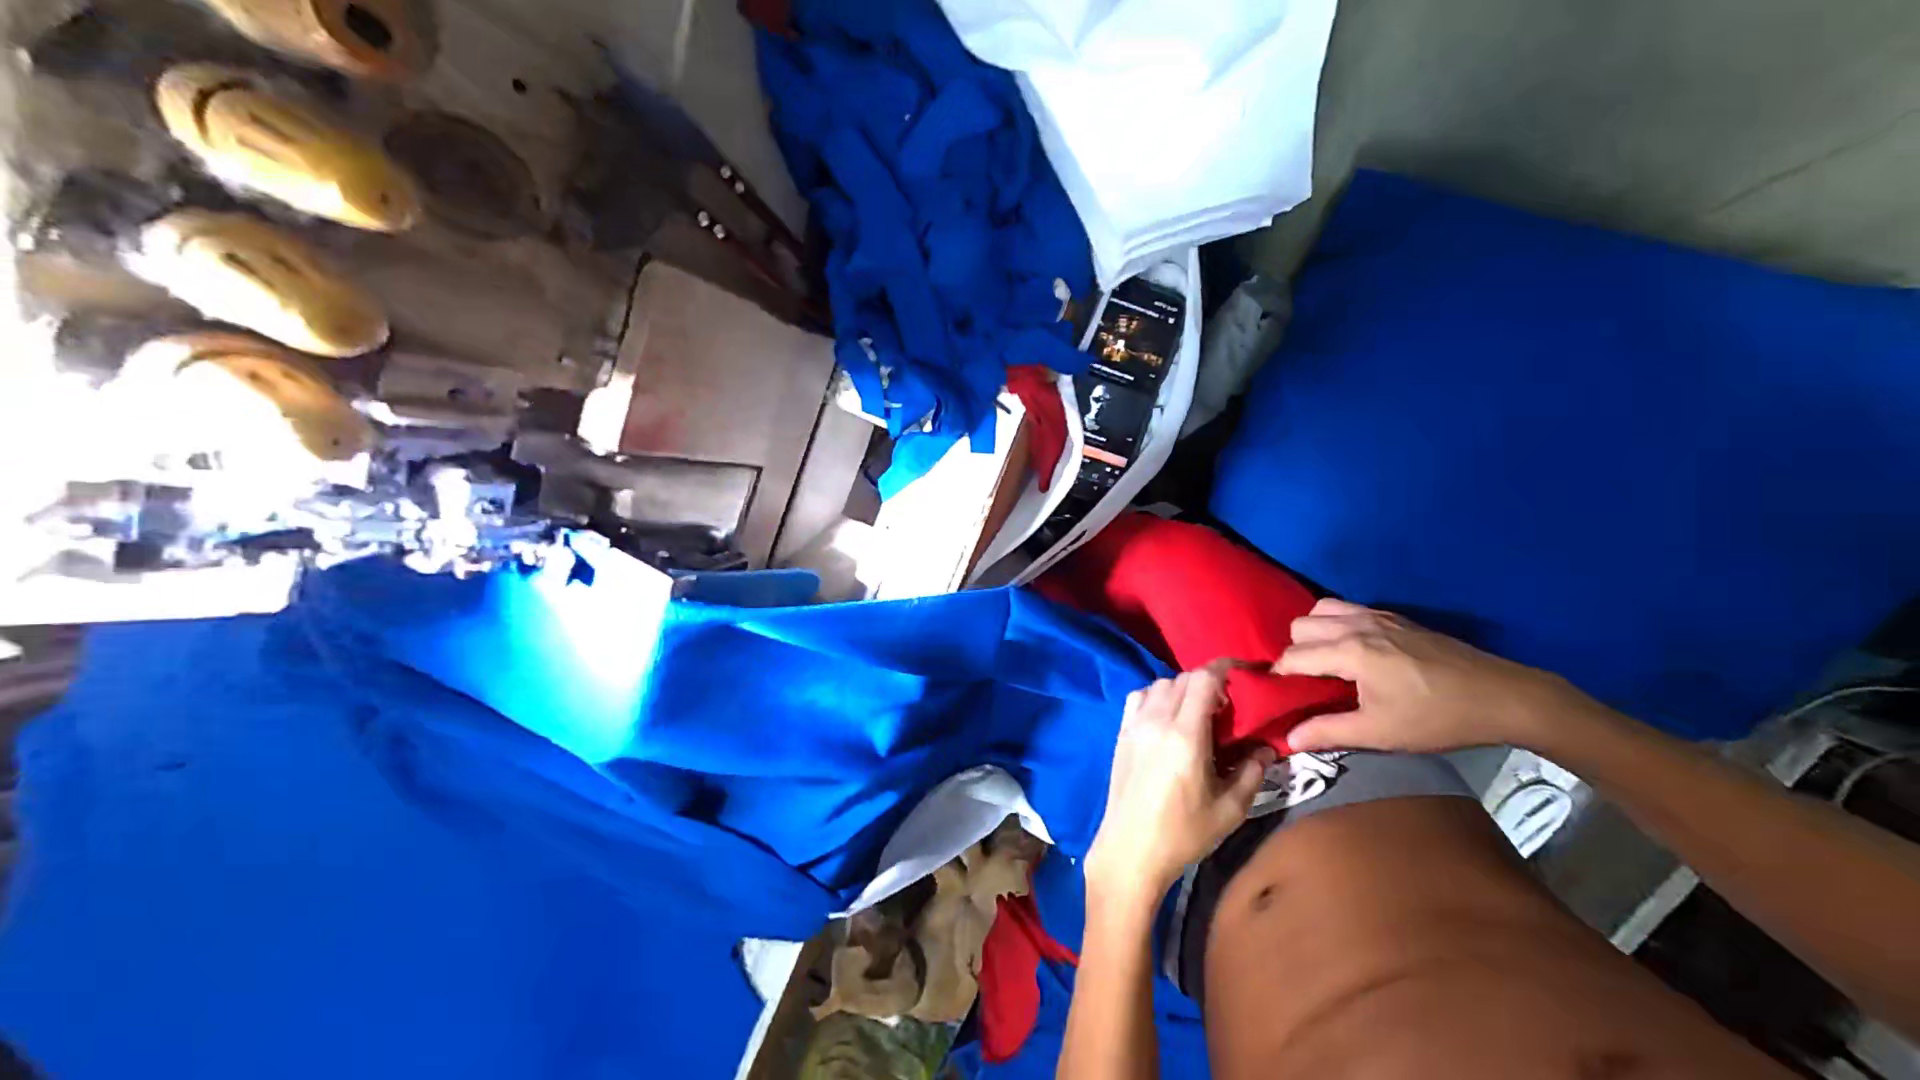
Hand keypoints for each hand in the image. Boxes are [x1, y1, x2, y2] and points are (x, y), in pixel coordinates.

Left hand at [1084, 667, 1274, 909]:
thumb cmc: (1183, 833)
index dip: (1226, 668)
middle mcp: (1157, 720)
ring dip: (1183, 688)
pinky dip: (1157, 695)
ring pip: (1160, 684)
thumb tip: (1265, 747)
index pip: (1204, 679)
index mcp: (1185, 735)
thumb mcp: (1230, 809)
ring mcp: (1134, 724)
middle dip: (1209, 681)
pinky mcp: (1121, 733)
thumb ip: (1252, 772)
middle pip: (1184, 678)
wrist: (1131, 849)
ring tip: (1199, 711)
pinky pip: (1139, 697)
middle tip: (1228, 703)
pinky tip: (1169, 717)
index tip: (1246, 674)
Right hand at [1276, 598, 1599, 753]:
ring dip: (1314, 632)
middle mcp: (1357, 625)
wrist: (1504, 697)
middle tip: (1306, 681)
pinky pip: (1348, 609)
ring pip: (1322, 609)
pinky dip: (1336, 624)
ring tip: (1324, 661)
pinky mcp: (1396, 617)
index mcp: (1350, 651)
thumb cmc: (1438, 718)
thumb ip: (1328, 732)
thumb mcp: (1380, 733)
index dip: (1278, 676)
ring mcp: (1378, 617)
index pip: (1293, 655)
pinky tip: (1352, 651)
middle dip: (1294, 650)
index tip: (1276, 695)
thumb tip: (1288, 740)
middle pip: (1301, 625)